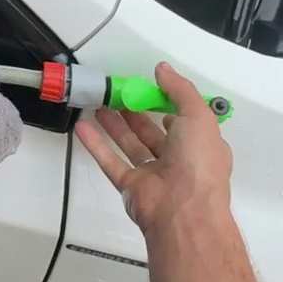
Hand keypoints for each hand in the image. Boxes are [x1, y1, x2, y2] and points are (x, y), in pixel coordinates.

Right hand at [75, 62, 233, 237]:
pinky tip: (82, 127)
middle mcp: (178, 160)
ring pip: (131, 145)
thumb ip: (180, 90)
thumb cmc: (198, 162)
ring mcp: (153, 175)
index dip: (167, 103)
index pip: (184, 120)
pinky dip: (96, 144)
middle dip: (135, 112)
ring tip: (99, 104)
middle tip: (117, 93)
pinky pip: (111, 161)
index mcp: (200, 146)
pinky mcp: (131, 186)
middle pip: (152, 132)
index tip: (148, 86)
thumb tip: (162, 69)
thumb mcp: (198, 116)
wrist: (183, 212)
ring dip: (115, 124)